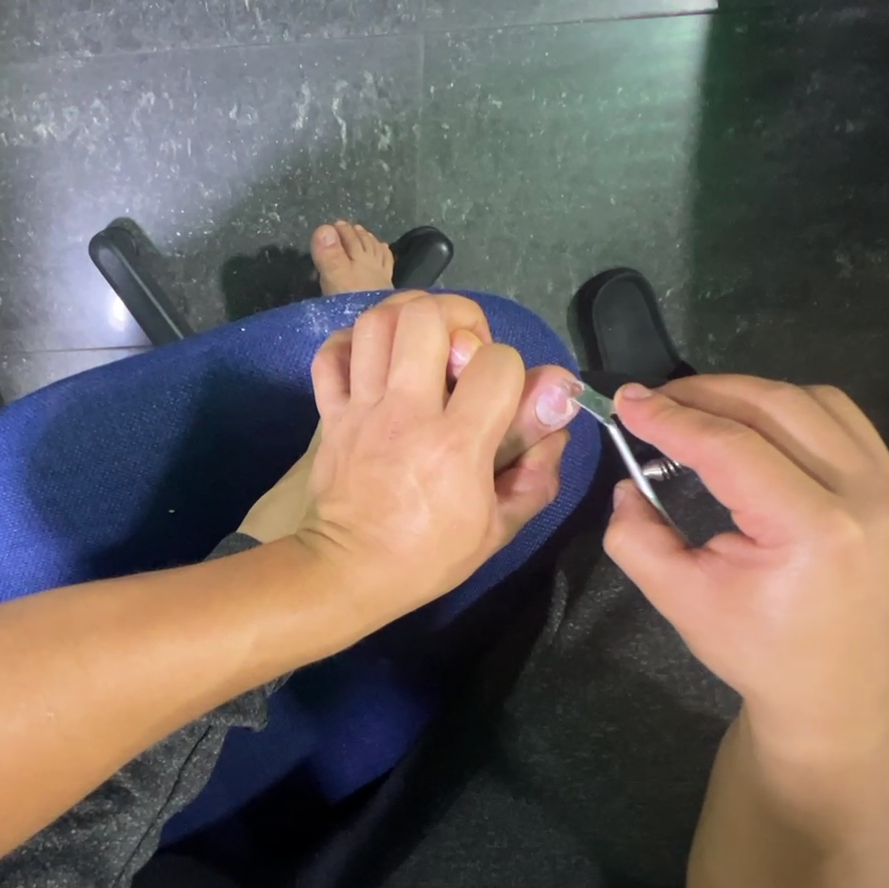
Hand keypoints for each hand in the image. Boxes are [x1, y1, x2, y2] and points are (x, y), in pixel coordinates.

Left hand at [254, 293, 570, 618]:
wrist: (348, 572)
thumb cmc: (427, 556)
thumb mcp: (498, 528)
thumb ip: (536, 470)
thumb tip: (558, 413)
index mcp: (455, 443)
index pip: (496, 362)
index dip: (510, 367)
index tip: (502, 393)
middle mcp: (406, 413)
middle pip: (426, 317)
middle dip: (457, 315)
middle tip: (461, 346)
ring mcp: (361, 410)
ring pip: (376, 324)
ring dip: (405, 318)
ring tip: (420, 342)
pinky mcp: (329, 416)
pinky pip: (329, 357)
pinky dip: (350, 346)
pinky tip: (372, 361)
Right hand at [603, 376, 888, 766]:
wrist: (836, 700)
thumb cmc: (755, 654)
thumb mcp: (677, 599)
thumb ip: (635, 538)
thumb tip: (625, 484)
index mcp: (810, 530)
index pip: (730, 447)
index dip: (670, 418)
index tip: (625, 401)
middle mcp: (864, 498)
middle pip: (778, 407)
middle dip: (706, 393)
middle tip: (652, 400)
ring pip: (817, 404)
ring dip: (749, 396)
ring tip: (697, 410)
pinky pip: (843, 424)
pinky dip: (789, 412)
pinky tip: (750, 429)